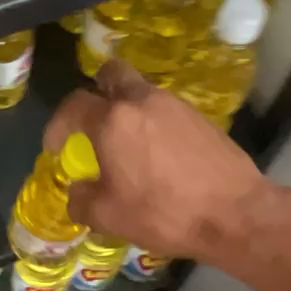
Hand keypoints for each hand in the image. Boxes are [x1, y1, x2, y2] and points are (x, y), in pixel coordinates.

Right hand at [46, 60, 271, 260]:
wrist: (233, 214)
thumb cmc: (162, 213)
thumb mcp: (107, 216)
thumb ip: (81, 200)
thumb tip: (78, 191)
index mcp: (113, 121)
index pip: (74, 105)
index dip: (57, 124)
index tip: (56, 147)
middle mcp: (143, 102)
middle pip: (112, 74)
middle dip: (96, 91)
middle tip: (93, 122)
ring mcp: (176, 106)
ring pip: (142, 93)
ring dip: (128, 111)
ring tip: (128, 147)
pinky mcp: (201, 118)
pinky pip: (166, 112)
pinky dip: (154, 125)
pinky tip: (158, 158)